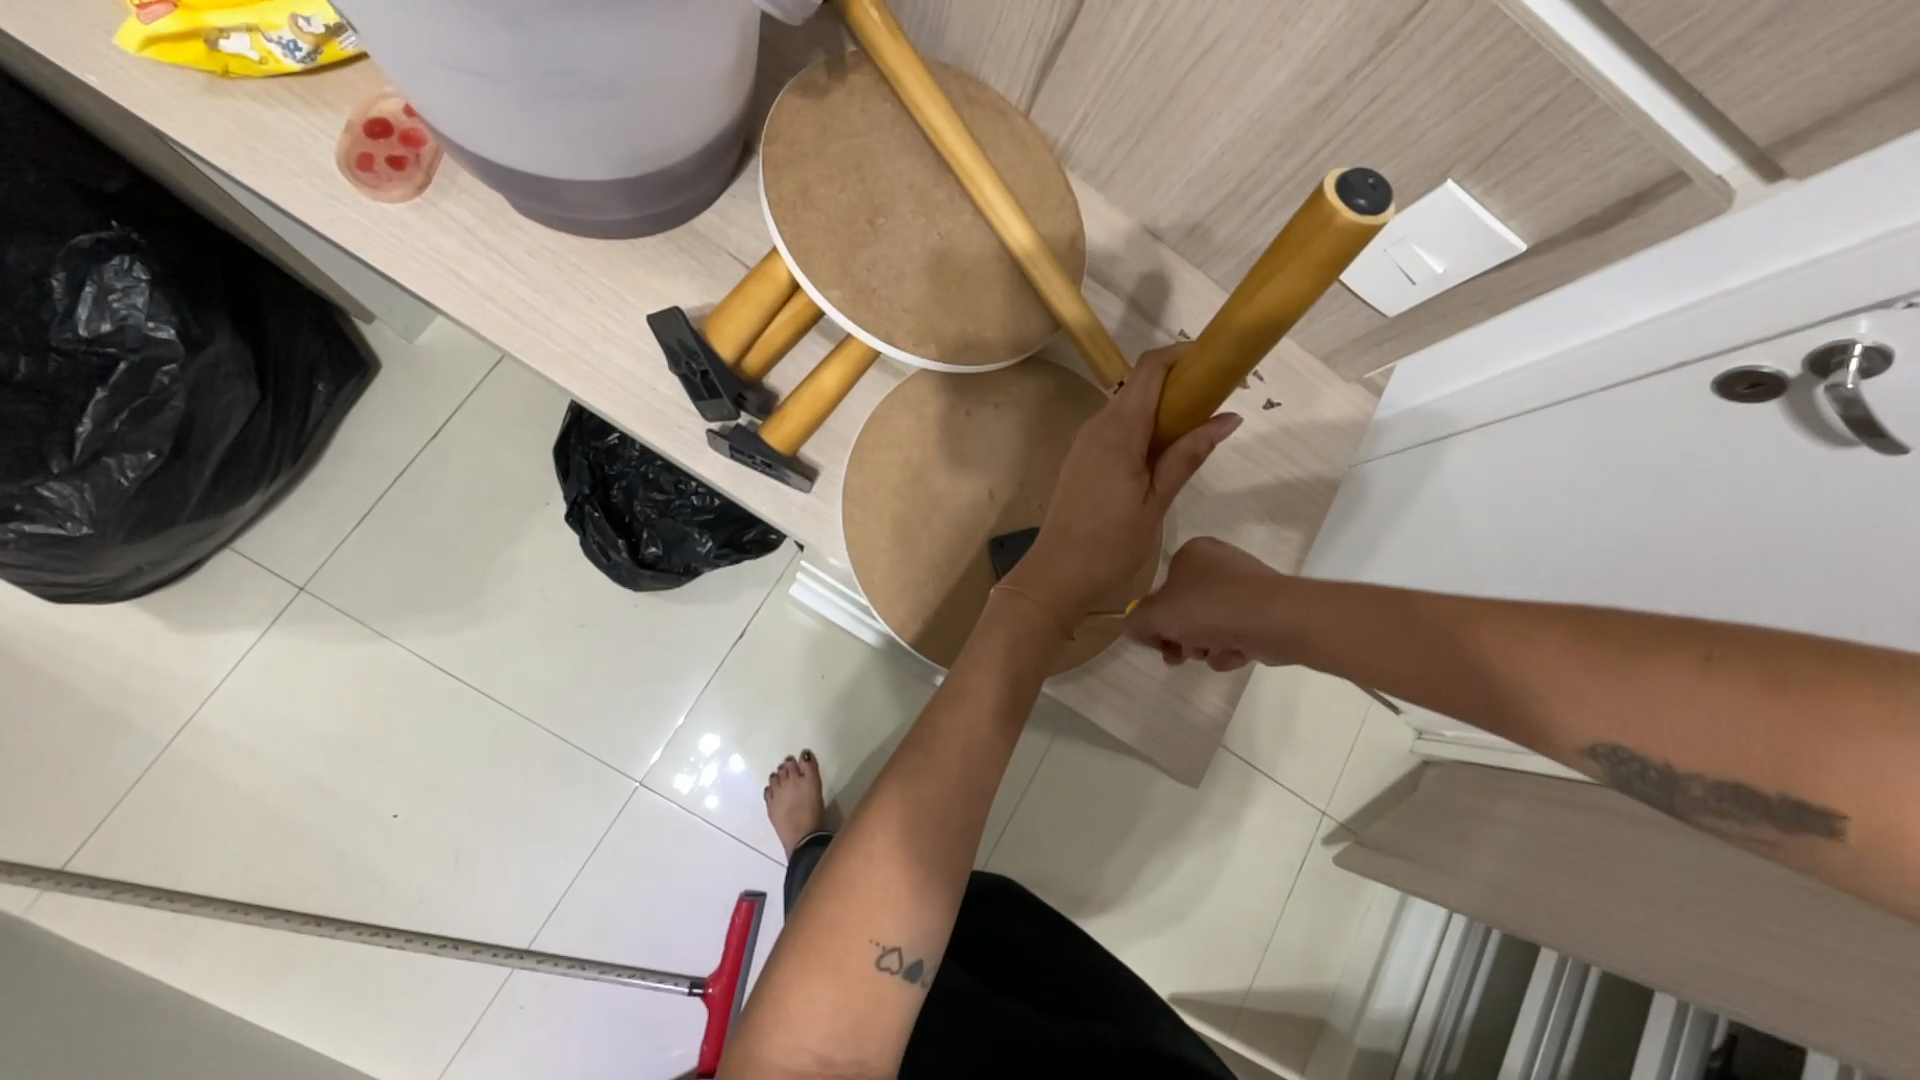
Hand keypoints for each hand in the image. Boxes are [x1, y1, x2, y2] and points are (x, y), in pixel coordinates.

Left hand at [1003, 346, 1242, 625]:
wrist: (1057, 573)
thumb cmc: (1111, 543)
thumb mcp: (1157, 500)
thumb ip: (1189, 455)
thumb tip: (1228, 417)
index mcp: (1118, 431)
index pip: (1149, 369)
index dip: (1181, 355)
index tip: (1215, 364)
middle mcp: (1097, 426)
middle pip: (1139, 385)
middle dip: (1179, 384)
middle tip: (1216, 404)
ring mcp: (1086, 441)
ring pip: (1128, 407)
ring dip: (1162, 409)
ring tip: (1197, 431)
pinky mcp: (1082, 457)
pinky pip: (1116, 428)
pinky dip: (1144, 428)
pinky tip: (1164, 453)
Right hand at [1128, 537, 1290, 670]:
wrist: (1272, 619)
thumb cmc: (1206, 608)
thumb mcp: (1154, 615)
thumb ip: (1137, 622)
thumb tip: (1141, 628)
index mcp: (1193, 553)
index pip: (1163, 589)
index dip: (1156, 620)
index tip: (1159, 642)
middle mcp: (1220, 563)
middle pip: (1187, 610)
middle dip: (1181, 638)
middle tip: (1180, 656)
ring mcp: (1246, 587)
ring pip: (1212, 625)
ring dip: (1204, 646)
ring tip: (1210, 654)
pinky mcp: (1266, 610)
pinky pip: (1237, 633)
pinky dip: (1230, 648)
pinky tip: (1231, 655)